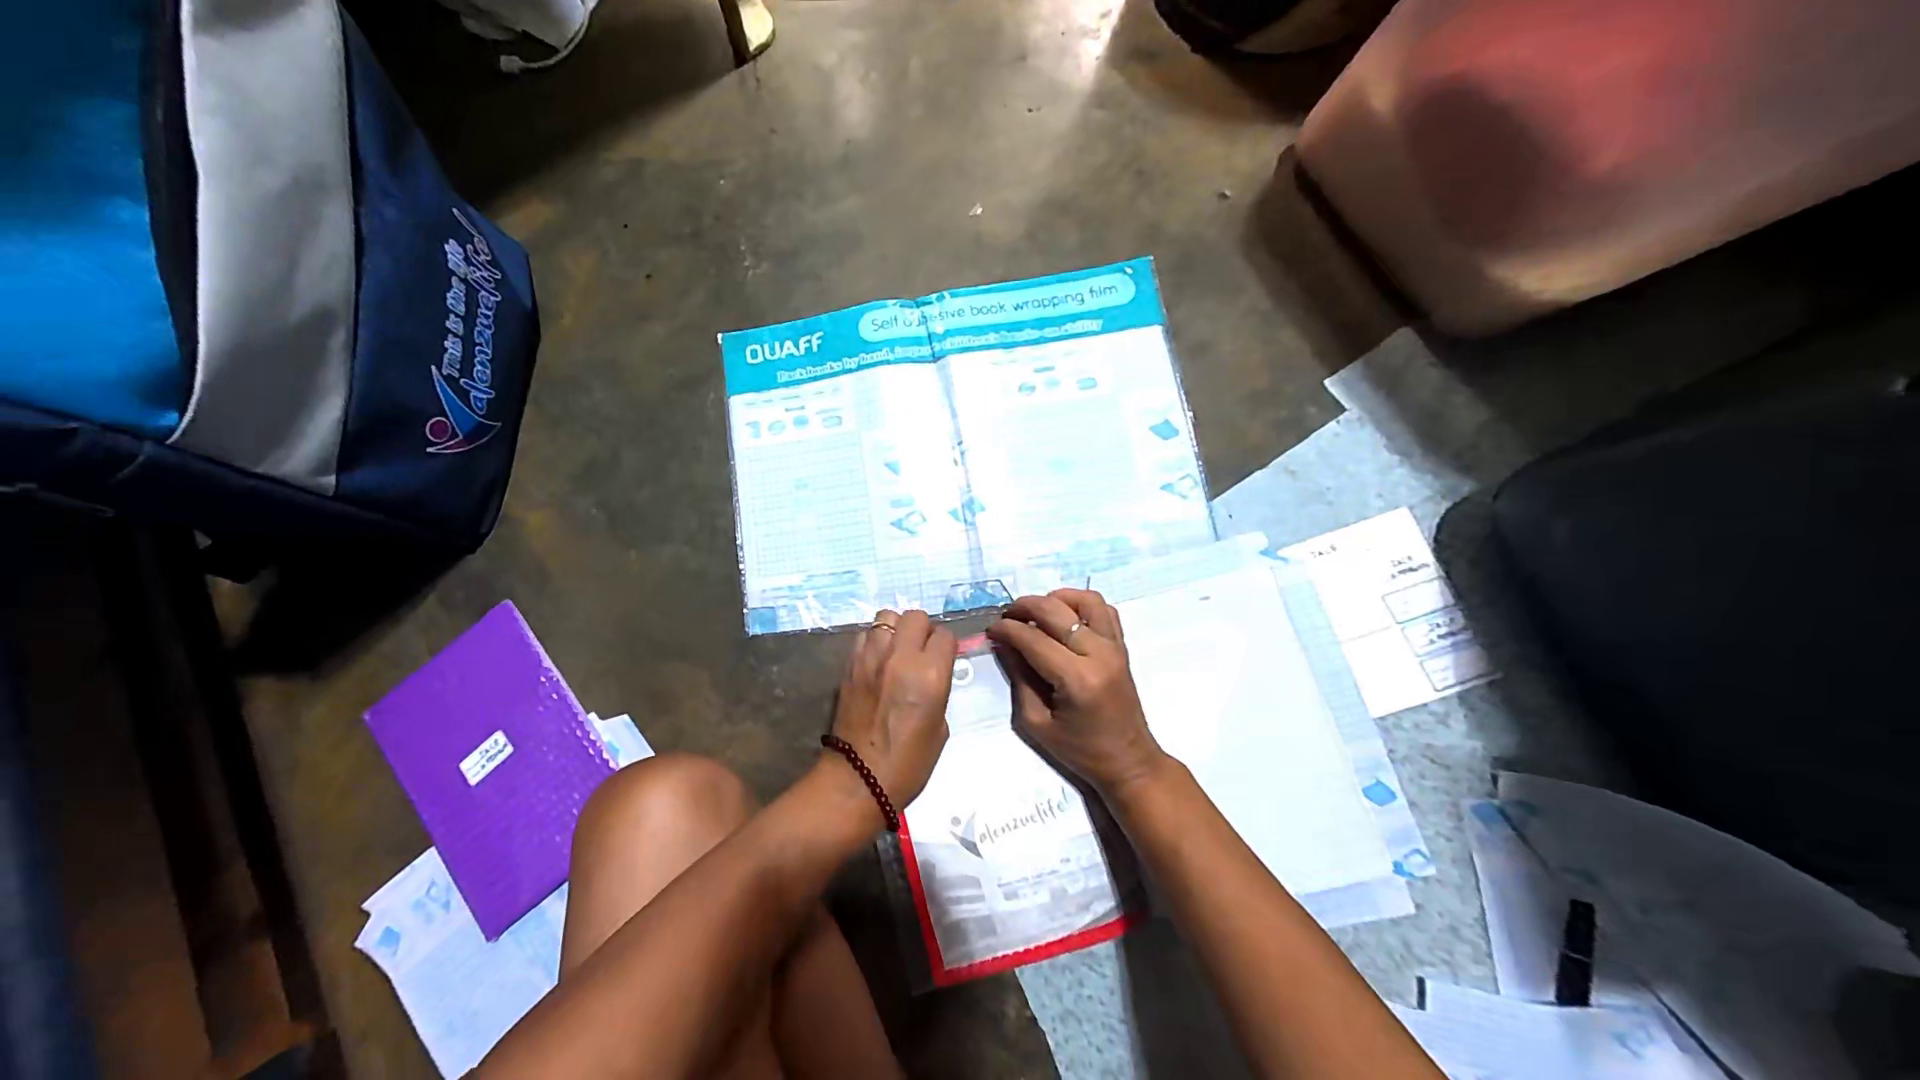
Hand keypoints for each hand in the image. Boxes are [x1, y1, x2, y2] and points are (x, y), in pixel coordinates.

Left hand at [826, 609, 955, 812]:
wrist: (857, 780)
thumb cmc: (908, 763)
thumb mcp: (941, 727)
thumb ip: (939, 690)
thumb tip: (932, 674)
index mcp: (930, 675)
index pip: (945, 636)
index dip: (947, 647)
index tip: (945, 660)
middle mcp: (900, 658)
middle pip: (916, 617)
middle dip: (923, 630)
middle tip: (922, 652)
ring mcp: (870, 658)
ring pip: (887, 617)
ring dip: (897, 630)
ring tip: (898, 651)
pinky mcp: (849, 665)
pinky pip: (865, 635)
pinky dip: (875, 641)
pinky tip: (878, 661)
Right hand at [986, 589, 1168, 796]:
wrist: (1128, 761)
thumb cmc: (1080, 751)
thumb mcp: (1036, 723)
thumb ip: (1019, 678)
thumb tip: (1004, 643)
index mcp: (1076, 679)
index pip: (1033, 638)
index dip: (1007, 629)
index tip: (991, 629)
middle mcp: (1098, 654)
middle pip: (1056, 610)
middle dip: (1024, 607)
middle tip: (1007, 617)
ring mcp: (1115, 647)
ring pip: (1085, 600)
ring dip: (1056, 599)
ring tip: (1037, 614)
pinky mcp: (1122, 647)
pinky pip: (1104, 610)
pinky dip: (1081, 605)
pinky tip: (1065, 619)